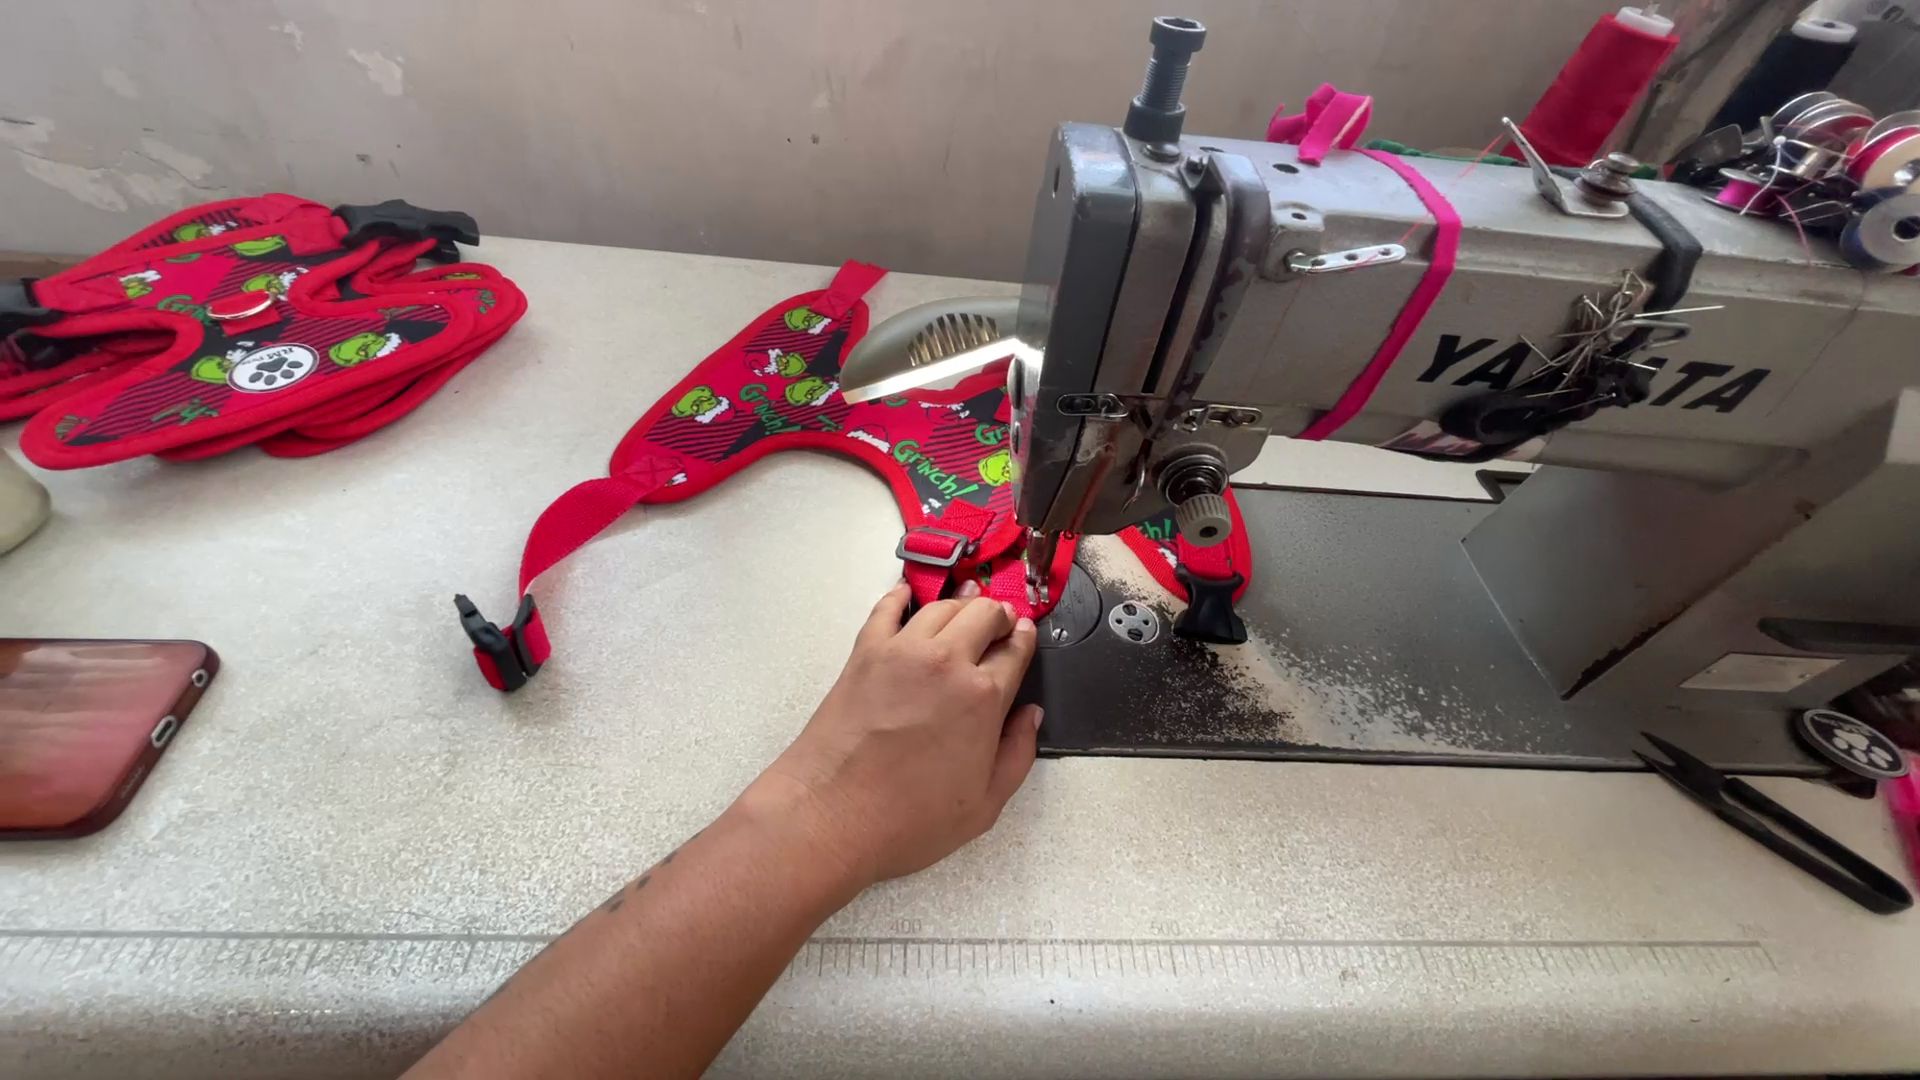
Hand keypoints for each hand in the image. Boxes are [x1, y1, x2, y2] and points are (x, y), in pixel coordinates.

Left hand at [744, 579, 1041, 886]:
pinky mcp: (865, 652)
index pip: (1015, 649)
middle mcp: (946, 662)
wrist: (832, 814)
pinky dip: (901, 595)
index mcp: (983, 697)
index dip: (1024, 637)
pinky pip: (887, 608)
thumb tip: (1030, 717)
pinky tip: (908, 593)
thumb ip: (1018, 754)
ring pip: (942, 606)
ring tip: (967, 604)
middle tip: (1000, 620)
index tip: (1024, 633)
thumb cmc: (907, 819)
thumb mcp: (985, 805)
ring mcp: (902, 651)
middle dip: (998, 613)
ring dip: (960, 602)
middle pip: (983, 614)